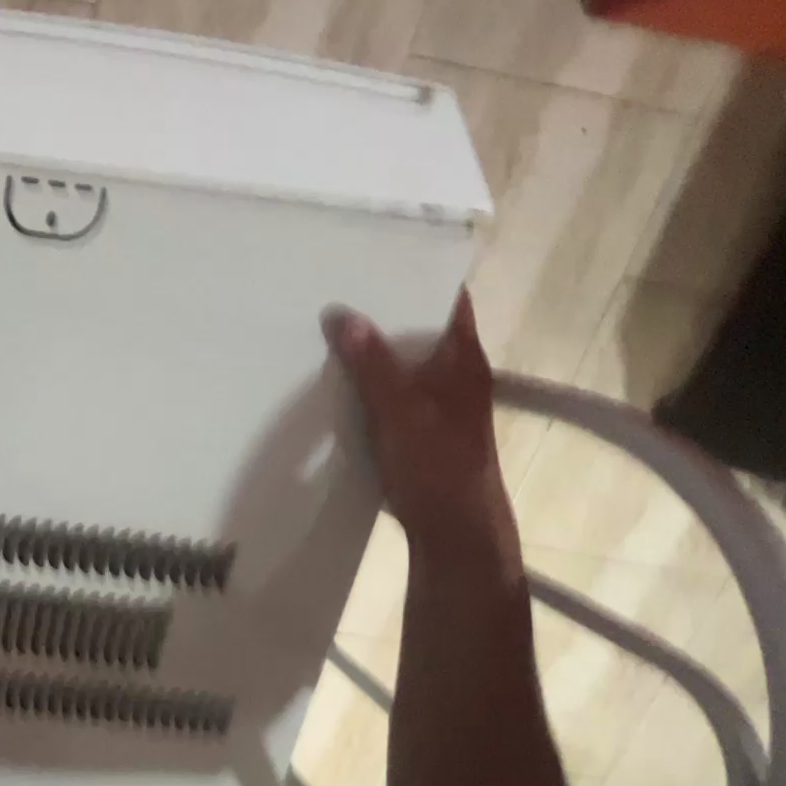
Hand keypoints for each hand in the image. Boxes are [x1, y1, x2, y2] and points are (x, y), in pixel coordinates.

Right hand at [324, 292, 517, 559]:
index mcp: (461, 359)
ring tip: (324, 331)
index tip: (376, 258)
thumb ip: (373, 364)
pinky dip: (365, 383)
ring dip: (370, 350)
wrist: (453, 527)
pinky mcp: (416, 428)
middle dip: (381, 313)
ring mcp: (435, 403)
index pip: (446, 300)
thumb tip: (342, 314)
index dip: (418, 276)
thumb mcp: (401, 410)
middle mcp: (452, 374)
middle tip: (333, 292)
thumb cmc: (437, 464)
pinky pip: (388, 392)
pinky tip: (332, 383)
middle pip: (417, 329)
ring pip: (400, 362)